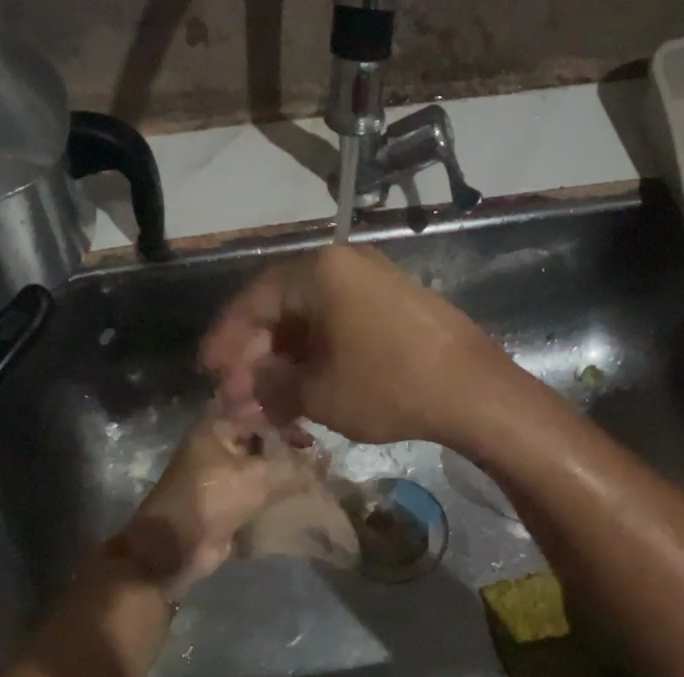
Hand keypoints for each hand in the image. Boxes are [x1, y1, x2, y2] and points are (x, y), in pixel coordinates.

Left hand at [120, 414, 318, 598]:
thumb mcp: (257, 479)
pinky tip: (303, 494)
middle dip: (290, 445)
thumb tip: (328, 460)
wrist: (174, 547)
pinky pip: (257, 488)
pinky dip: (277, 490)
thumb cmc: (210, 500)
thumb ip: (296, 468)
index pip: (260, 410)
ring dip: (286, 470)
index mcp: (216, 427)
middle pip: (261, 437)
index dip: (290, 418)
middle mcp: (217, 444)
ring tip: (320, 474)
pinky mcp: (226, 499)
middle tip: (322, 454)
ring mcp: (220, 473)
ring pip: (261, 464)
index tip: (319, 428)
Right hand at [199, 245, 520, 445]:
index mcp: (319, 272)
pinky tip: (309, 392)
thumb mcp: (318, 394)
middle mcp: (346, 266)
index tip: (208, 373)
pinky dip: (318, 359)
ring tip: (272, 404)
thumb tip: (244, 390)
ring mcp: (375, 284)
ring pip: (312, 322)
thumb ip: (270, 388)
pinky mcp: (397, 308)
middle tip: (240, 398)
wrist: (474, 392)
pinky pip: (341, 328)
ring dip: (287, 363)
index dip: (226, 341)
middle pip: (282, 309)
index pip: (253, 301)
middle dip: (257, 357)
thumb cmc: (388, 386)